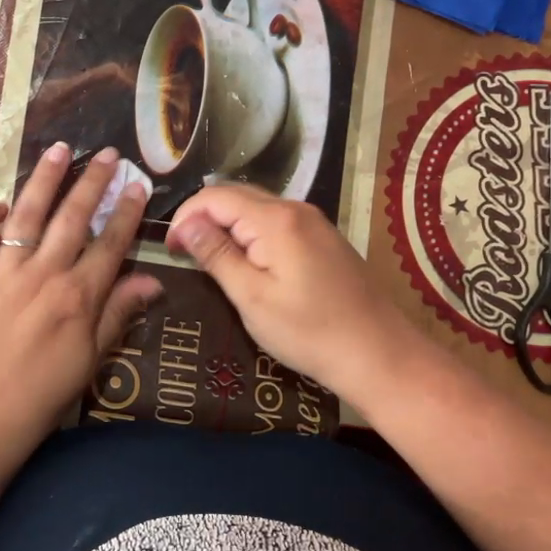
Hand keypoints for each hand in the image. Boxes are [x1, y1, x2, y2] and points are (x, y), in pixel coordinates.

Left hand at [0, 144, 162, 467]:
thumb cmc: (38, 400)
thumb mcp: (88, 362)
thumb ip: (117, 316)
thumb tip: (152, 282)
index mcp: (77, 298)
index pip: (110, 245)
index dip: (127, 212)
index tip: (138, 184)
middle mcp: (42, 276)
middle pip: (72, 219)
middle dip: (93, 183)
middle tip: (108, 154)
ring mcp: (1, 274)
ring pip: (27, 216)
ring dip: (45, 180)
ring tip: (60, 150)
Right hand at [165, 184, 415, 396]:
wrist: (379, 355)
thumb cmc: (309, 331)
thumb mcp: (251, 298)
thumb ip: (217, 255)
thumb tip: (185, 225)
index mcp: (275, 220)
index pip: (215, 197)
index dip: (185, 217)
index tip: (170, 250)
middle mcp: (295, 209)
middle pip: (236, 195)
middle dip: (203, 217)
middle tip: (184, 253)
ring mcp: (313, 222)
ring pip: (256, 207)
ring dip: (227, 225)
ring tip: (209, 258)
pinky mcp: (323, 238)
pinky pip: (276, 222)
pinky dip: (251, 232)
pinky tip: (246, 261)